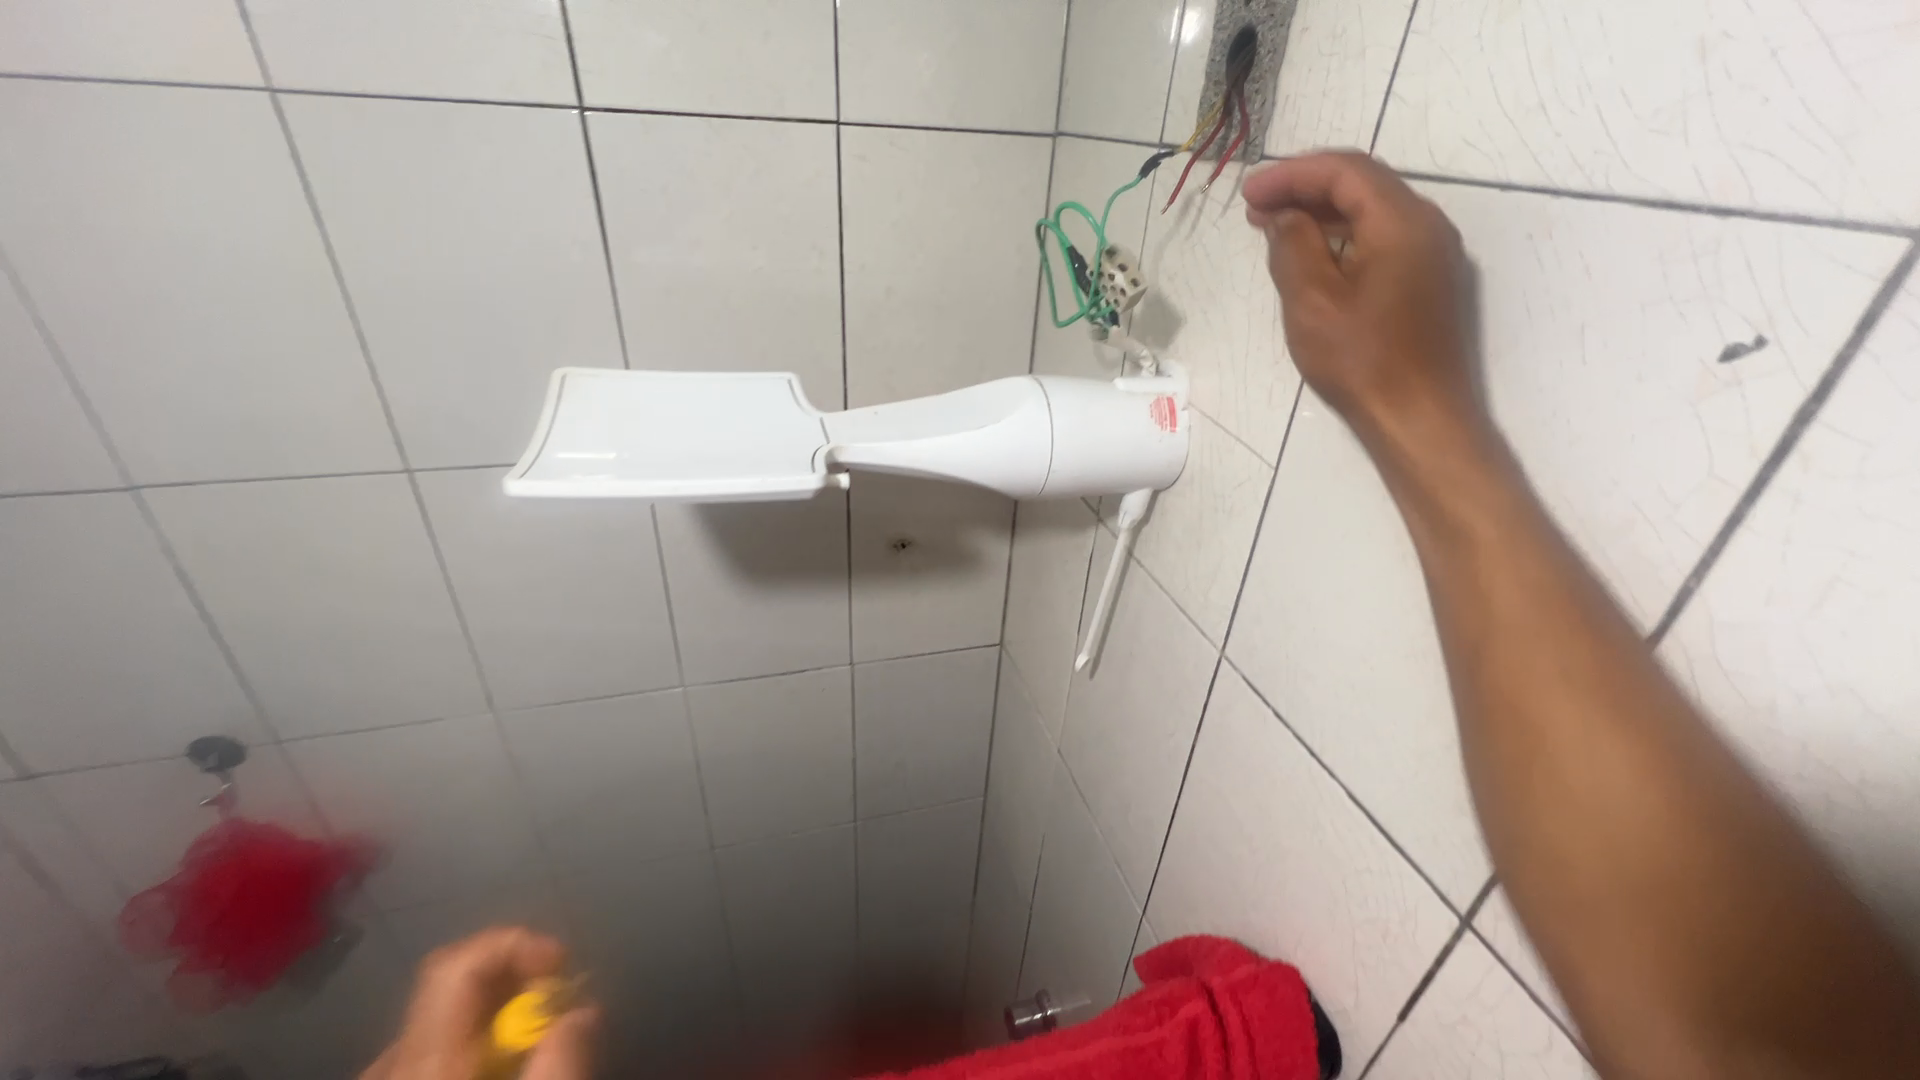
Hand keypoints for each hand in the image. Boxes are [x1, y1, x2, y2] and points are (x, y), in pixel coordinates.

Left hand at [360, 926, 598, 1079]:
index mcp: (421, 1062)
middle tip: (563, 1009)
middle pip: (455, 983)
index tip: (562, 963)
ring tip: (541, 1042)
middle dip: (518, 980)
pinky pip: (432, 1047)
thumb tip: (583, 1010)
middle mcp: (388, 1062)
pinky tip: (504, 1066)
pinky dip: (477, 1040)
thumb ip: (562, 1064)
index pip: (456, 963)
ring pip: (445, 1017)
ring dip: (501, 1012)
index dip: (514, 943)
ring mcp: (382, 1078)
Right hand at [1243, 151, 1478, 450]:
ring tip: (1273, 229)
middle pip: (1362, 185)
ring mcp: (1432, 254)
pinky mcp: (1427, 282)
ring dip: (1321, 214)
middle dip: (1305, 190)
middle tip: (1255, 208)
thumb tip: (1284, 217)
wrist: (1418, 416)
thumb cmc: (1361, 360)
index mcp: (1401, 222)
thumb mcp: (1311, 302)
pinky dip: (1341, 237)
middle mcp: (1426, 225)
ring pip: (1372, 213)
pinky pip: (1381, 240)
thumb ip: (1293, 247)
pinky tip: (1312, 257)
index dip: (1292, 174)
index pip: (1345, 171)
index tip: (1248, 192)